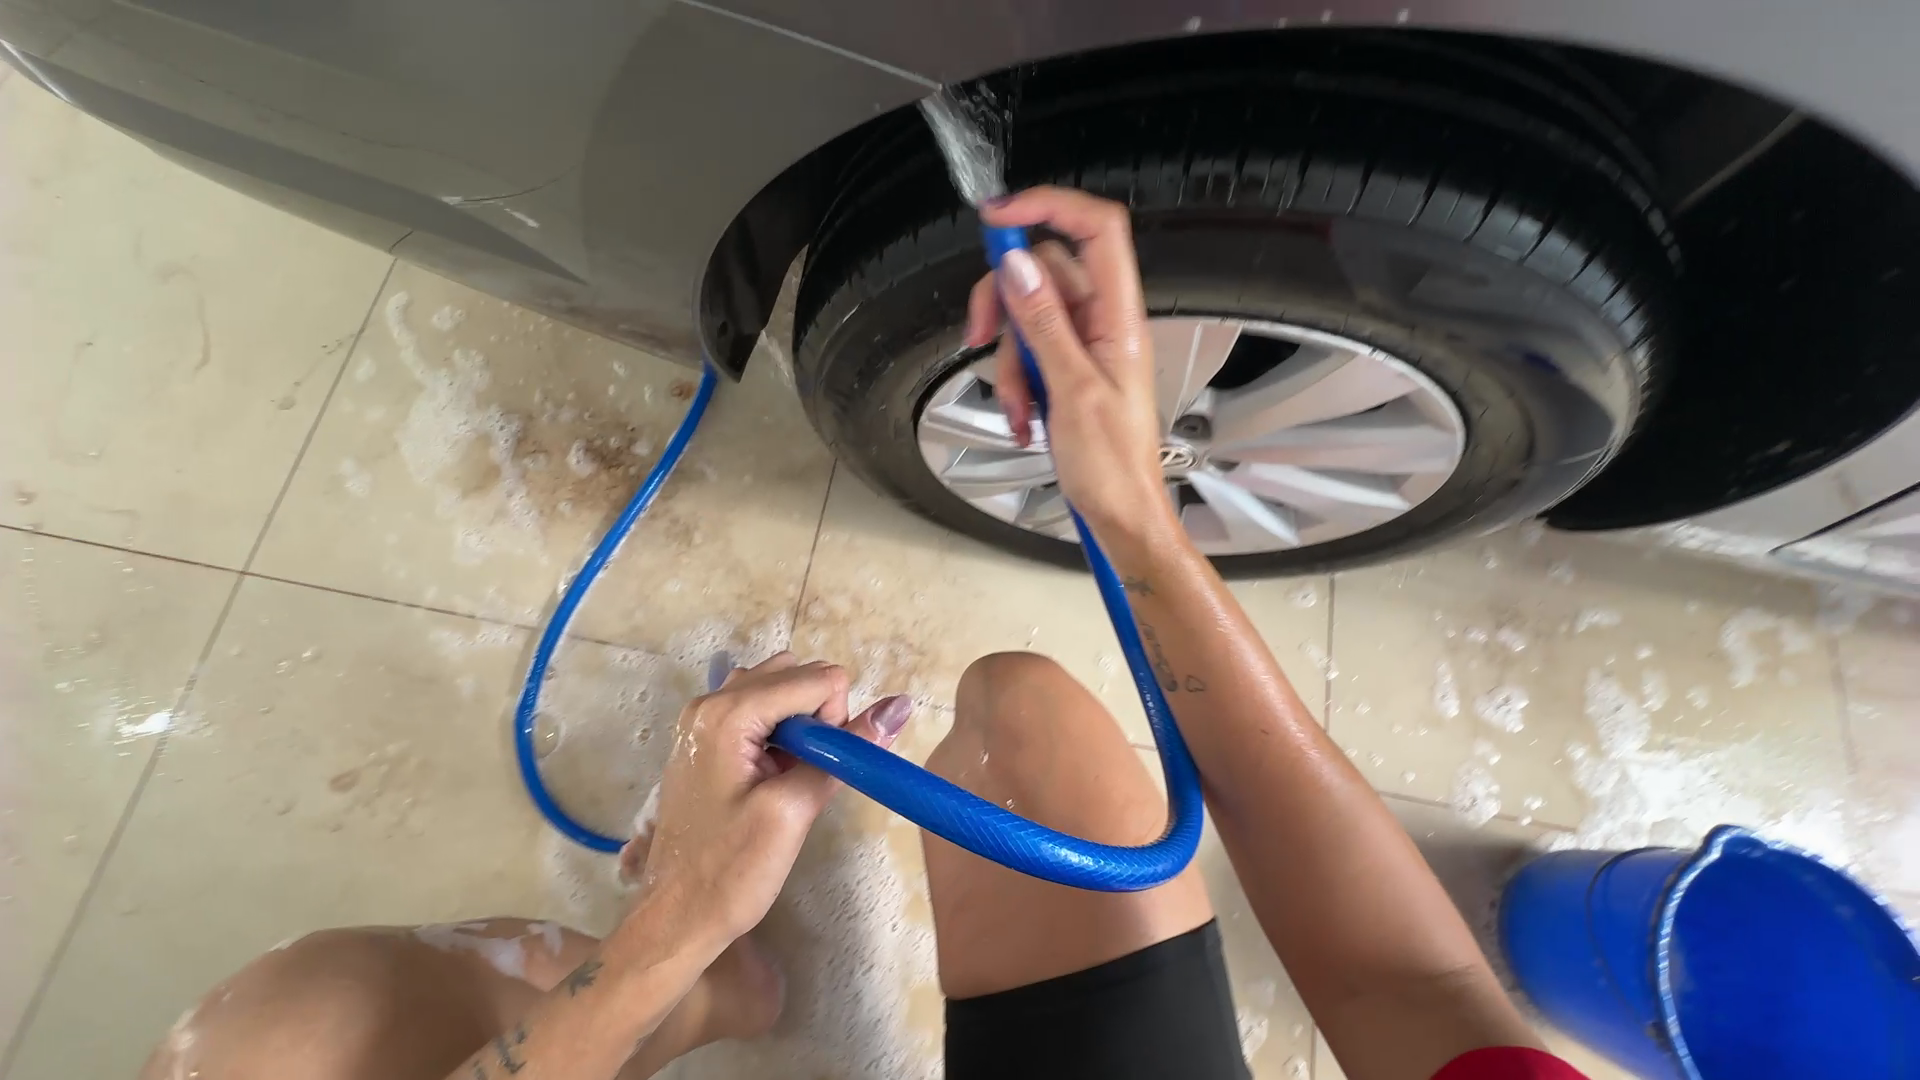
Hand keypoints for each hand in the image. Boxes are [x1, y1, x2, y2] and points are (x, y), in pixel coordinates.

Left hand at [640, 653, 910, 944]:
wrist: (676, 918)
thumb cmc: (732, 871)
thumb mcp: (794, 810)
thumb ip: (846, 751)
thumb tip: (900, 705)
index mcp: (727, 712)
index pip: (817, 679)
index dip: (835, 720)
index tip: (819, 767)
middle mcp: (712, 700)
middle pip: (799, 675)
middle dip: (818, 717)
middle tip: (804, 773)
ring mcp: (705, 717)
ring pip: (783, 688)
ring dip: (802, 722)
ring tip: (789, 774)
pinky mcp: (708, 736)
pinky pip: (763, 708)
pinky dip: (782, 730)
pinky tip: (774, 772)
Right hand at [964, 186, 1175, 542]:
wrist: (1120, 512)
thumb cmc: (1114, 466)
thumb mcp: (1073, 391)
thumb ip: (1044, 325)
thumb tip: (1019, 269)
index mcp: (1119, 317)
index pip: (1096, 230)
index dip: (1050, 207)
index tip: (999, 217)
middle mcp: (1102, 323)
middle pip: (1043, 272)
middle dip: (1004, 305)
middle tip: (980, 335)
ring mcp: (1082, 347)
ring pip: (1026, 317)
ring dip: (1009, 361)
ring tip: (1020, 407)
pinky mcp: (1065, 371)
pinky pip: (1028, 354)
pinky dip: (1016, 382)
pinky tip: (1025, 416)